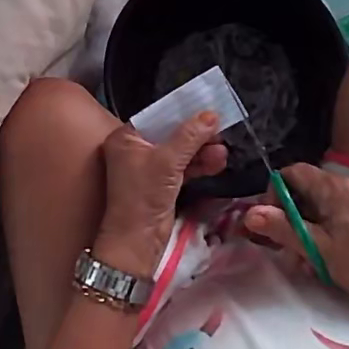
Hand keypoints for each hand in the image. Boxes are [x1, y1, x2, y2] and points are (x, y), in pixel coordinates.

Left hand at [95, 113, 226, 274]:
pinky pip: (183, 166)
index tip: (206, 105)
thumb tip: (212, 115)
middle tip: (220, 129)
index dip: (182, 110)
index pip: (157, 115)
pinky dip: (200, 164)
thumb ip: (190, 136)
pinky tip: (218, 162)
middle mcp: (135, 149)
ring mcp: (149, 168)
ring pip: (180, 150)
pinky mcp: (161, 184)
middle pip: (171, 132)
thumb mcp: (168, 161)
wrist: (137, 243)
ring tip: (222, 150)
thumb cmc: (143, 196)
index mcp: (126, 138)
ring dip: (202, 150)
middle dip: (197, 133)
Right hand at [242, 163, 348, 315]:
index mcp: (334, 187)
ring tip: (303, 261)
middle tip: (283, 248)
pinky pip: (332, 215)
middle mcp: (346, 185)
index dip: (275, 193)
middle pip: (304, 189)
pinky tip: (320, 261)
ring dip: (303, 230)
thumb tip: (249, 214)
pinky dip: (320, 233)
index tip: (269, 221)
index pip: (293, 172)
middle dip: (288, 217)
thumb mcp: (317, 249)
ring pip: (317, 206)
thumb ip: (283, 228)